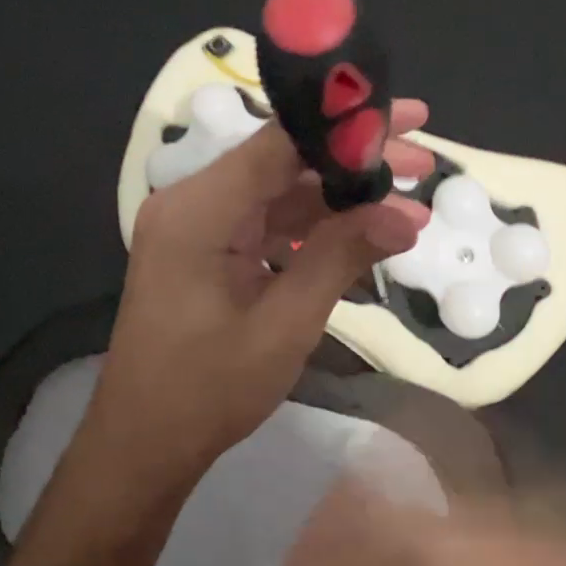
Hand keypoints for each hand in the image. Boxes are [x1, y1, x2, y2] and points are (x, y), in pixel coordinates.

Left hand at [92, 100, 434, 473]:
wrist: (143, 446)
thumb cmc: (208, 390)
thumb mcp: (285, 324)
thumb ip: (341, 257)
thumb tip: (406, 214)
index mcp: (200, 210)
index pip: (281, 143)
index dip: (347, 127)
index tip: (407, 119)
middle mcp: (193, 204)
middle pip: (284, 162)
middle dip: (353, 163)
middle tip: (423, 162)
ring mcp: (197, 228)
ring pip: (279, 194)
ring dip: (339, 200)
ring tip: (406, 204)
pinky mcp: (205, 253)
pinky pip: (266, 224)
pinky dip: (312, 229)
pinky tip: (361, 236)